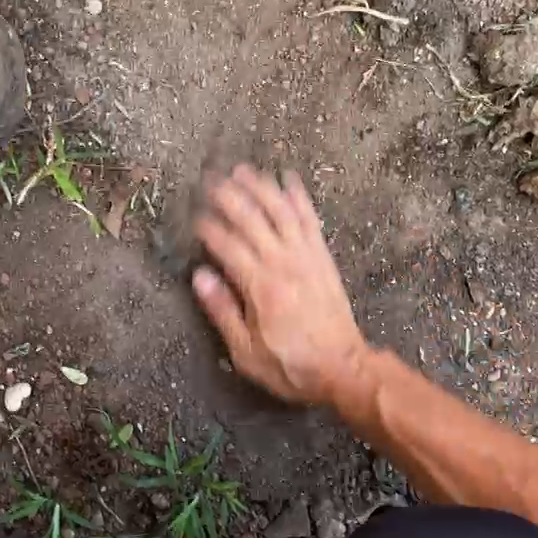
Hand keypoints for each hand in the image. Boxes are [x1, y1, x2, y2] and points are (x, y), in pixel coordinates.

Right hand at [191, 165, 367, 405]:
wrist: (343, 367)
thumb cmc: (290, 365)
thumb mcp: (246, 352)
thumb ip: (223, 311)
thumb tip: (200, 277)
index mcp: (260, 287)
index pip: (227, 246)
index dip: (208, 228)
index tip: (193, 215)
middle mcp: (283, 263)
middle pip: (252, 219)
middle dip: (230, 196)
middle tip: (210, 178)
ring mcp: (306, 256)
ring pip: (281, 211)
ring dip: (261, 188)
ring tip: (243, 170)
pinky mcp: (322, 257)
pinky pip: (309, 220)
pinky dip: (298, 197)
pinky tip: (288, 179)